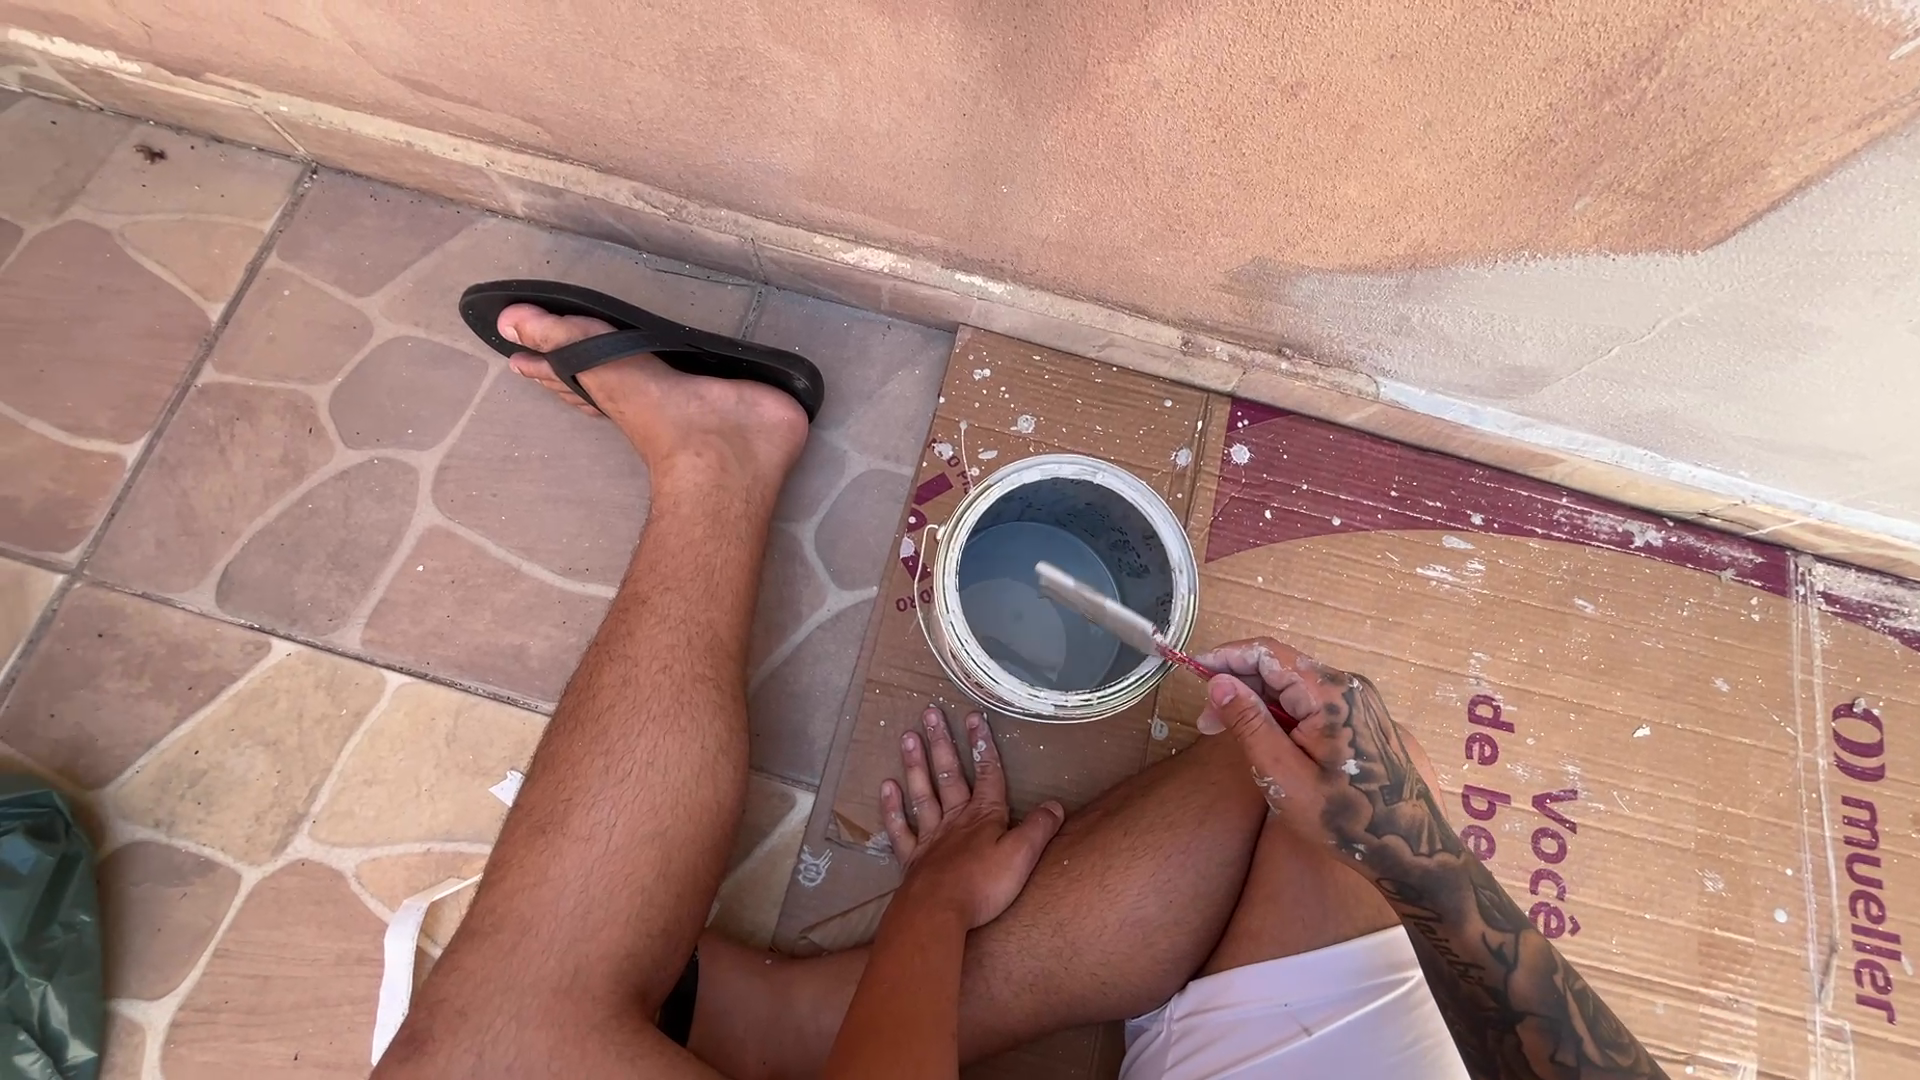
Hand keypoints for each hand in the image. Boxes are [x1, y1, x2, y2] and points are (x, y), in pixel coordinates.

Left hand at [879, 708, 1065, 928]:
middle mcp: (955, 819)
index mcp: (984, 816)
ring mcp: (930, 837)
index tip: (973, 715)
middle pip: (949, 774)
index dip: (982, 744)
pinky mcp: (912, 860)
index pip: (987, 772)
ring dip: (915, 764)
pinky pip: (900, 829)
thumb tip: (1055, 804)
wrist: (938, 914)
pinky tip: (887, 786)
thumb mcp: (1022, 856)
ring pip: (922, 793)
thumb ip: (1038, 828)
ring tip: (907, 736)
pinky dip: (892, 808)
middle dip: (942, 742)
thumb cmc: (983, 886)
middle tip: (930, 712)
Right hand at [1191, 638, 1451, 871]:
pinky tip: (1259, 736)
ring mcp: (1354, 701)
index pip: (1266, 652)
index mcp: (1328, 693)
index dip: (1225, 656)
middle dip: (1236, 684)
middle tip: (1206, 719)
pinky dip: (1276, 711)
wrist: (1408, 852)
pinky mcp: (1356, 717)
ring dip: (1254, 700)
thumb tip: (1217, 682)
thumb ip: (1248, 721)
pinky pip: (1306, 700)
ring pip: (1290, 684)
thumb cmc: (1342, 817)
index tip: (1192, 669)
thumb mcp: (1281, 771)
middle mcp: (1345, 687)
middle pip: (1277, 666)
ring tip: (1226, 731)